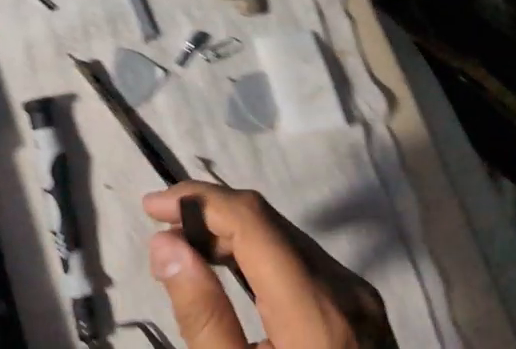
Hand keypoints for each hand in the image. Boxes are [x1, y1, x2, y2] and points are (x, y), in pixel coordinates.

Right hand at [143, 183, 391, 348]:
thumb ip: (203, 315)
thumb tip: (165, 243)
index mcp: (317, 307)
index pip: (250, 218)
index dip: (197, 201)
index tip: (151, 208)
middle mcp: (346, 289)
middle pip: (268, 222)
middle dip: (210, 214)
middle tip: (163, 232)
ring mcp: (362, 301)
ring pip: (285, 238)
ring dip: (233, 232)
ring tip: (188, 248)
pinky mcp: (365, 314)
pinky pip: (303, 262)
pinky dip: (261, 254)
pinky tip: (233, 271)